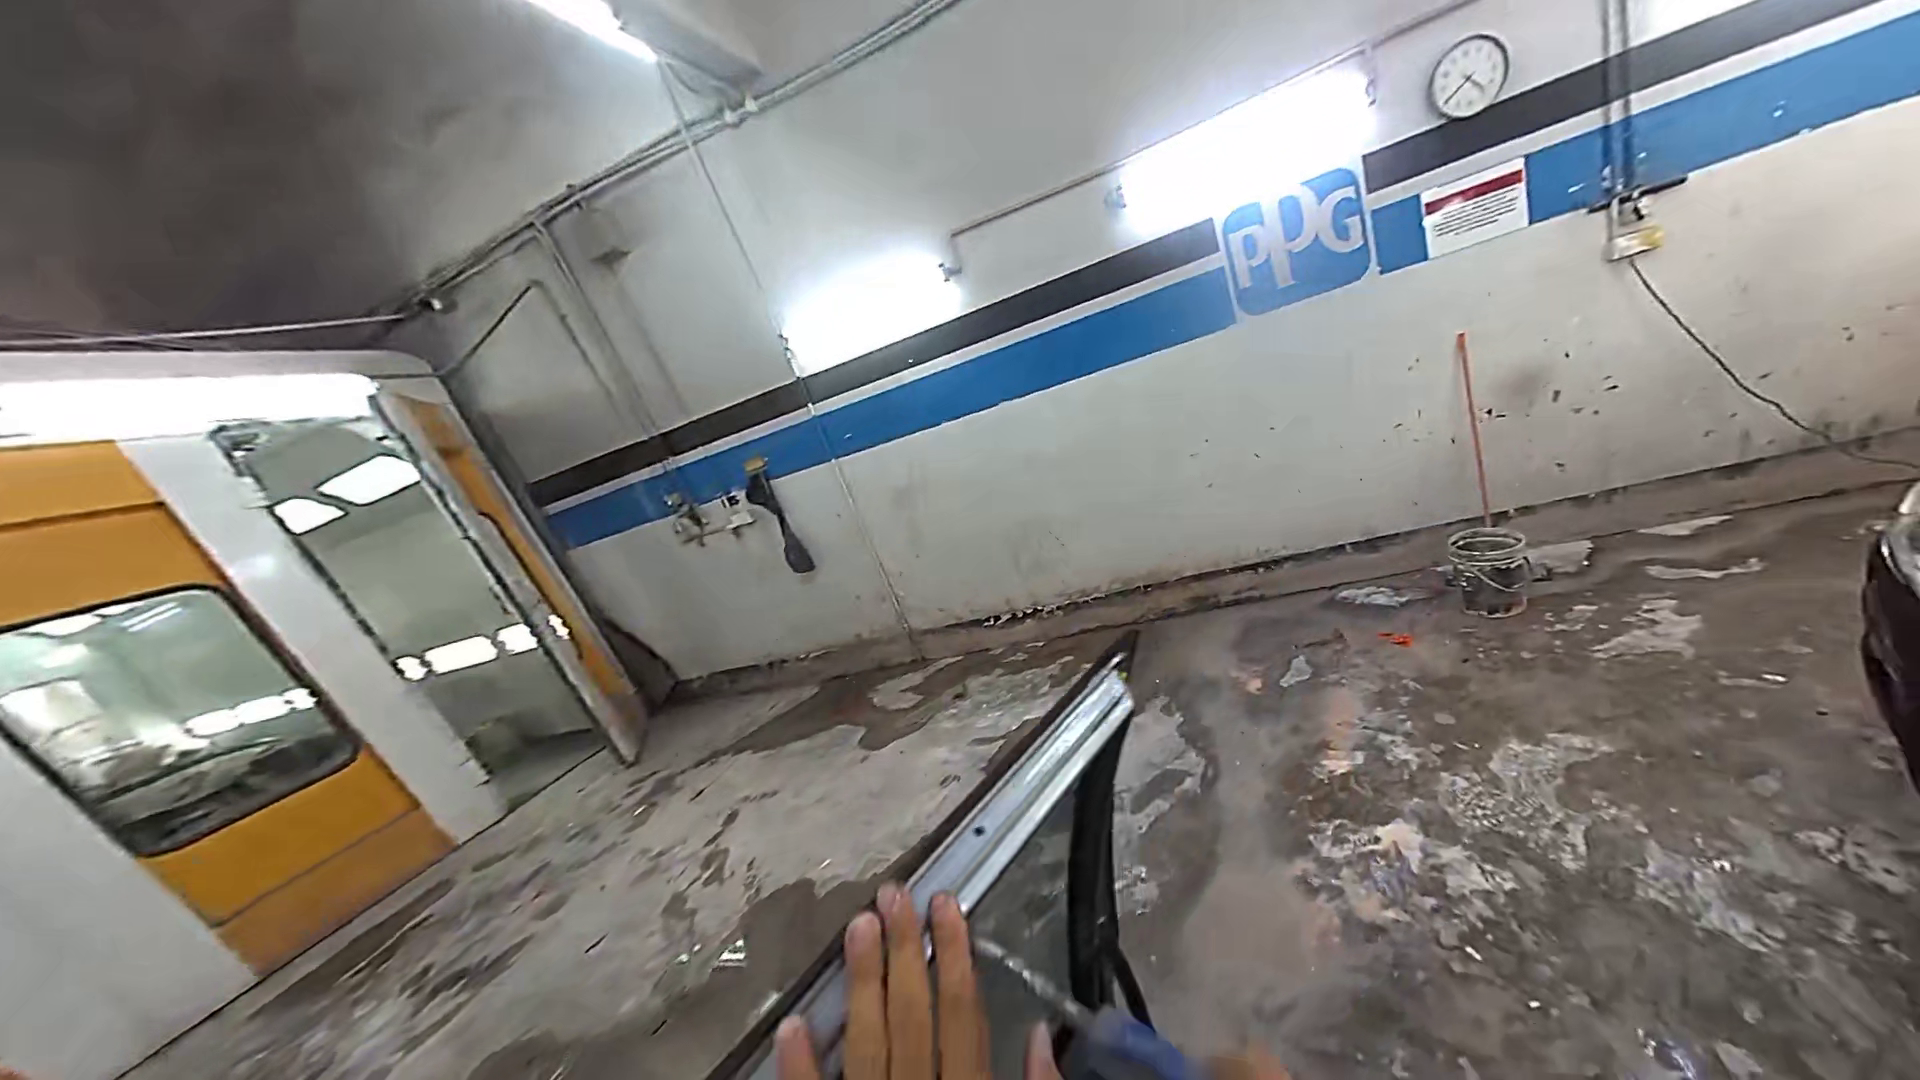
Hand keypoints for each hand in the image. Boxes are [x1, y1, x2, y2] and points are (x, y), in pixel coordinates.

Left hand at [776, 884, 1060, 1079]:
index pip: (963, 1017)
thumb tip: (1040, 1035)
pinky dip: (802, 1069)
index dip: (956, 955)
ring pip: (867, 1047)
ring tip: (857, 925)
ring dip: (861, 985)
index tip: (946, 903)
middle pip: (912, 1017)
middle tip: (894, 894)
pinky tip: (792, 1022)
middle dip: (905, 951)